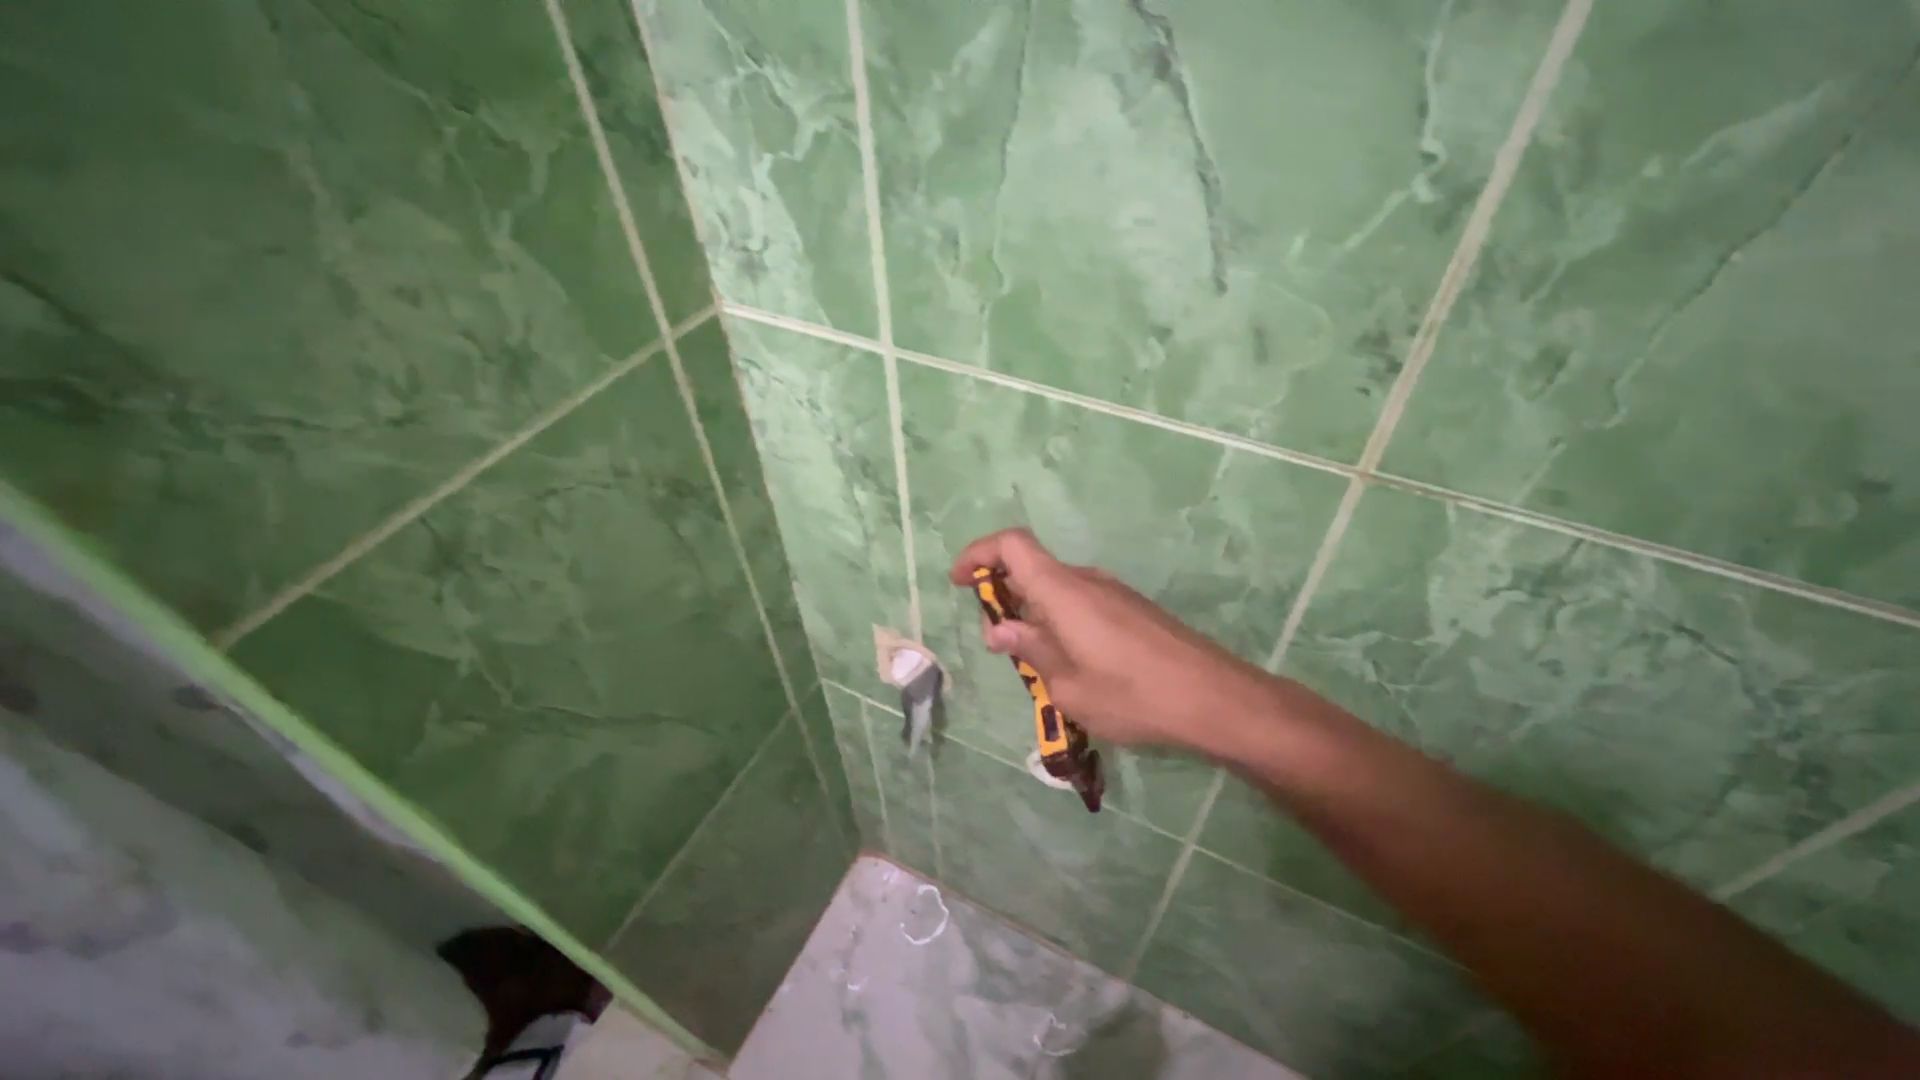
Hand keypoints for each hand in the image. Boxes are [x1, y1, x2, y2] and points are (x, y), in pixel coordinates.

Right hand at [948, 528, 1280, 757]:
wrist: (1215, 699)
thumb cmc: (1133, 696)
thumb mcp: (1069, 686)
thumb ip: (1031, 651)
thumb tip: (1000, 629)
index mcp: (1063, 592)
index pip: (1012, 545)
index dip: (979, 554)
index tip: (960, 582)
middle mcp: (1087, 581)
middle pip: (1032, 568)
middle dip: (1003, 597)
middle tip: (999, 646)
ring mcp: (1115, 593)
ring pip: (1057, 589)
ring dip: (1033, 613)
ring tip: (1035, 664)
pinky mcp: (1134, 610)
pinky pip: (1082, 602)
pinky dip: (1060, 620)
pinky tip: (1072, 664)